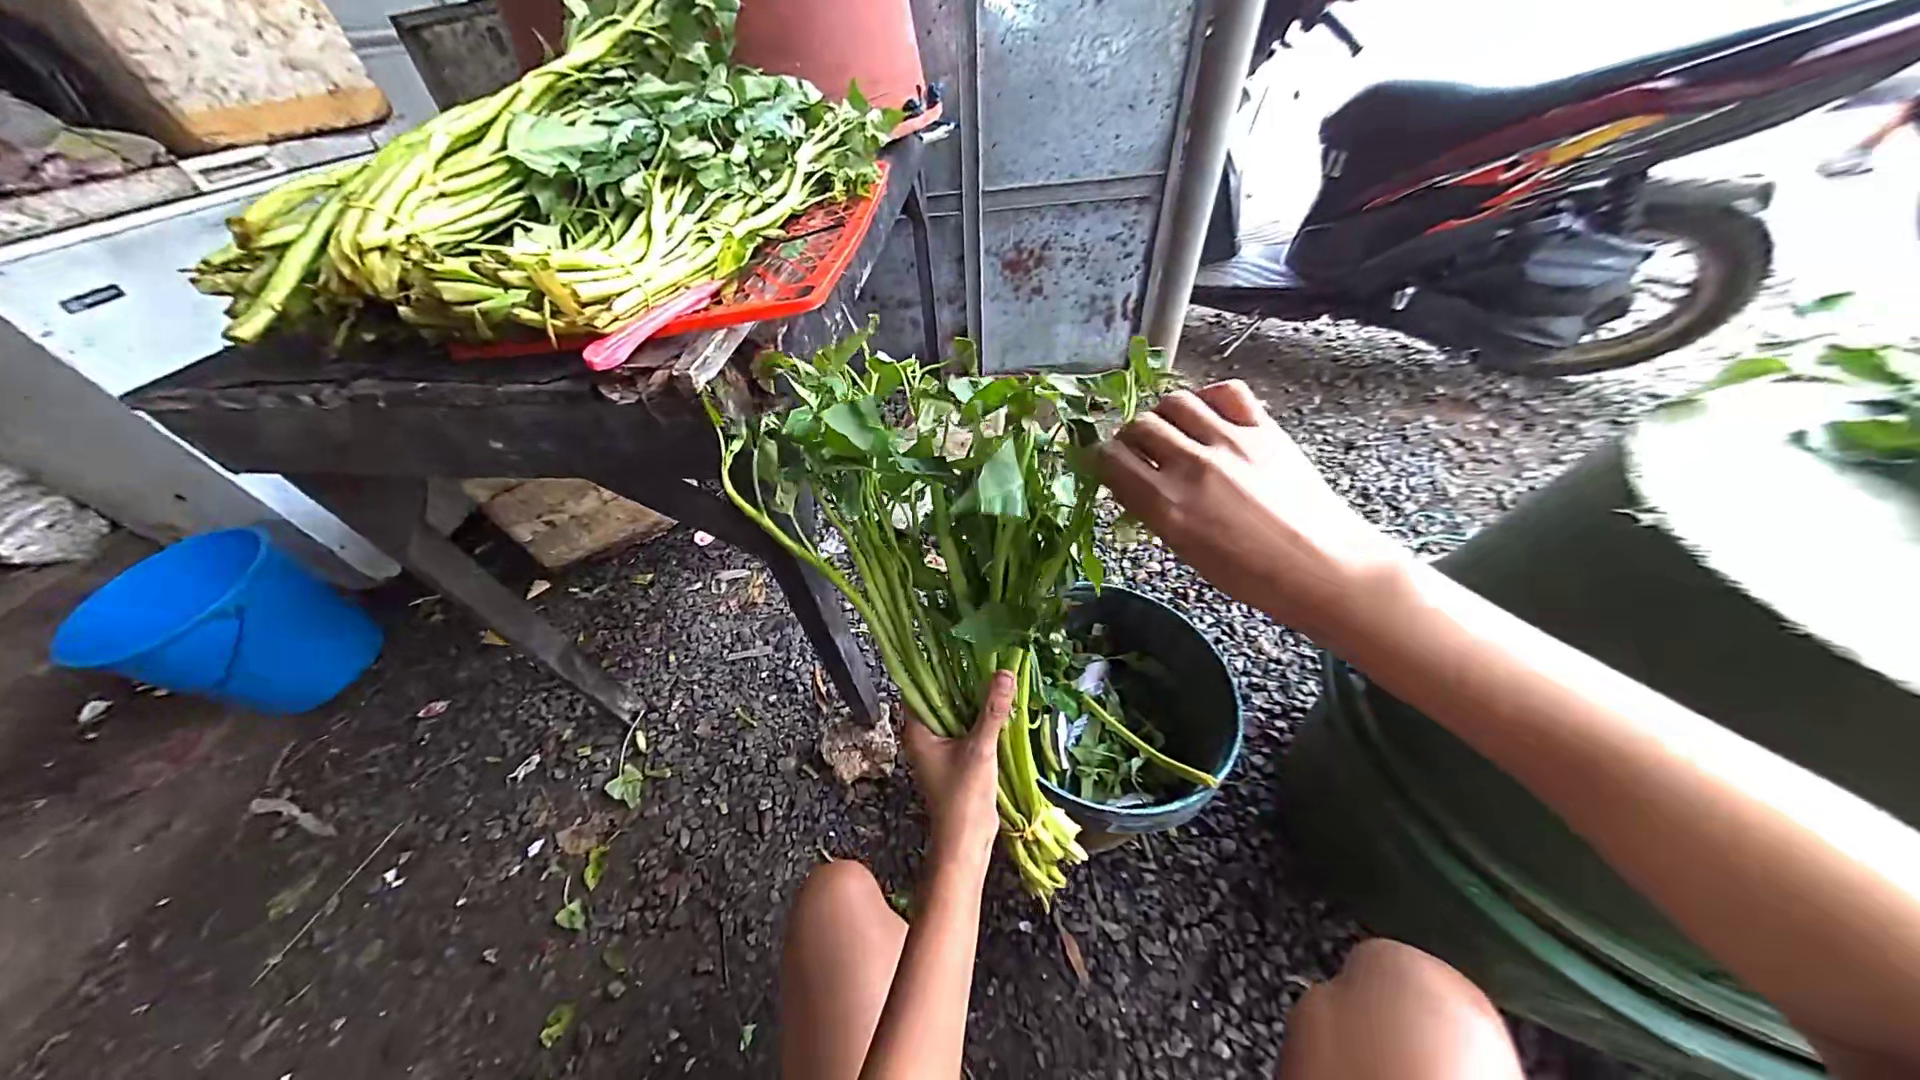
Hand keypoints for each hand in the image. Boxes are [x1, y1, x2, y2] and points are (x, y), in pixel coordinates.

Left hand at [902, 670, 1012, 869]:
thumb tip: (1005, 672)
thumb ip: (992, 711)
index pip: (917, 687)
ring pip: (954, 713)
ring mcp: (939, 748)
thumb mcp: (980, 749)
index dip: (933, 666)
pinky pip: (965, 727)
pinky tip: (998, 704)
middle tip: (982, 654)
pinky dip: (978, 716)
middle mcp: (923, 736)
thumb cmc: (963, 798)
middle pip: (938, 697)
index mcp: (917, 731)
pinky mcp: (956, 757)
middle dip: (958, 679)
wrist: (966, 843)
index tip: (953, 646)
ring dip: (971, 698)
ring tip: (993, 672)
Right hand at [1095, 381, 1409, 642]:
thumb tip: (1137, 483)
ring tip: (1171, 429)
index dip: (1100, 457)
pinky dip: (1208, 397)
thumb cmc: (1252, 575)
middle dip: (1129, 436)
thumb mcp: (1186, 550)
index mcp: (1167, 505)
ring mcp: (1230, 441)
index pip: (1112, 460)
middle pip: (1140, 426)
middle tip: (1137, 448)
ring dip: (1163, 414)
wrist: (1322, 567)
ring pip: (1175, 402)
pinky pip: (1225, 393)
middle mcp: (1192, 466)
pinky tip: (1208, 413)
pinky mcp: (1264, 429)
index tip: (1103, 461)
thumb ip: (1156, 510)